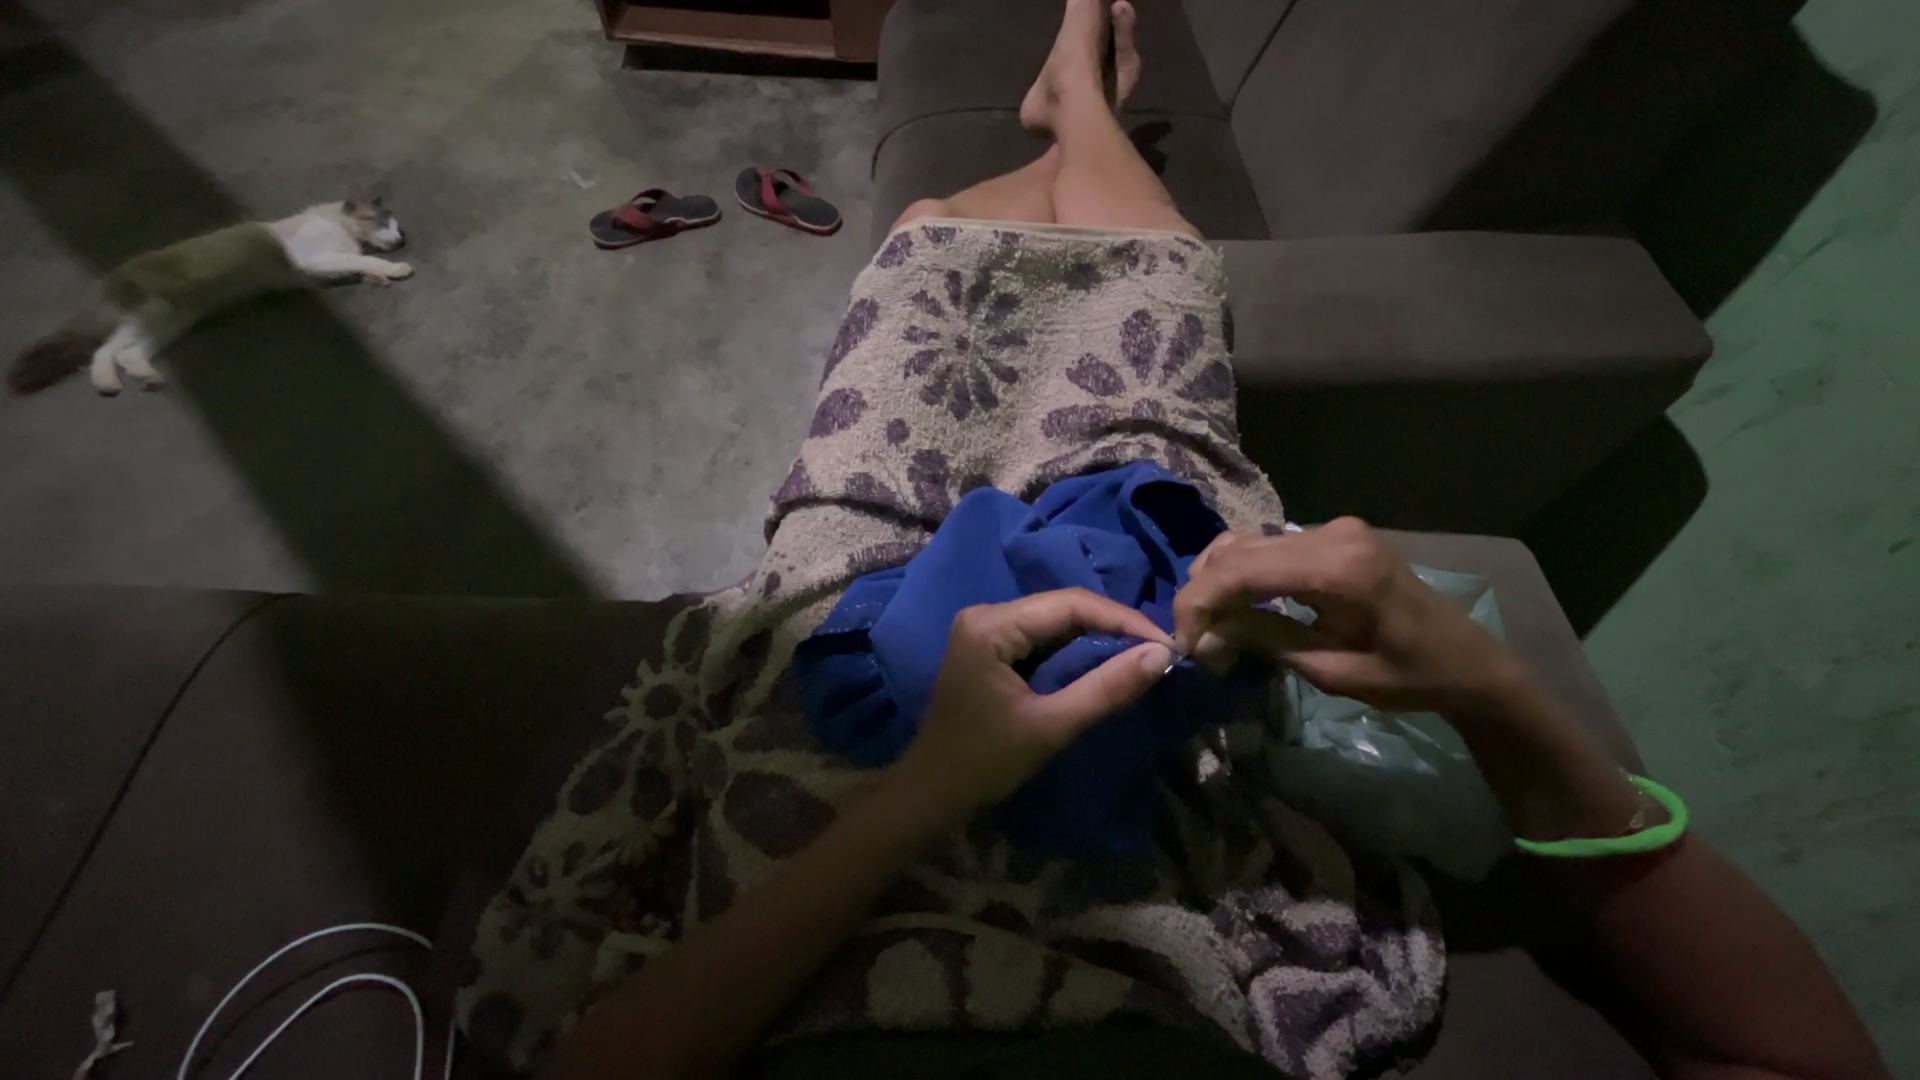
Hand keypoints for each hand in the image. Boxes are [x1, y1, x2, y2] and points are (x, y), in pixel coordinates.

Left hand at [896, 588, 1174, 816]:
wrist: (931, 791)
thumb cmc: (984, 763)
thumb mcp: (1050, 727)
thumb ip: (1105, 689)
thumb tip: (1161, 655)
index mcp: (991, 625)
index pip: (1070, 604)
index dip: (1123, 619)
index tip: (1166, 644)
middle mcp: (985, 614)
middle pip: (1062, 606)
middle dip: (1114, 626)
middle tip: (1159, 652)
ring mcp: (984, 628)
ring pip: (1054, 620)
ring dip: (1097, 636)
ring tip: (1141, 656)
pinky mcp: (988, 645)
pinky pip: (1041, 635)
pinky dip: (1074, 648)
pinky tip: (1105, 662)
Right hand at [1173, 518, 1522, 714]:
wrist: (1467, 661)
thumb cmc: (1407, 678)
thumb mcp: (1330, 671)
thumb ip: (1265, 640)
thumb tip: (1206, 633)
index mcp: (1340, 568)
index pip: (1242, 571)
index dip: (1199, 603)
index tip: (1184, 642)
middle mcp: (1332, 534)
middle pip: (1236, 551)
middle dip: (1201, 594)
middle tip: (1190, 638)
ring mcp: (1332, 528)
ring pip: (1244, 543)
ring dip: (1215, 581)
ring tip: (1208, 624)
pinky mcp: (1331, 534)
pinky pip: (1266, 545)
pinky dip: (1238, 572)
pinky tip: (1233, 603)